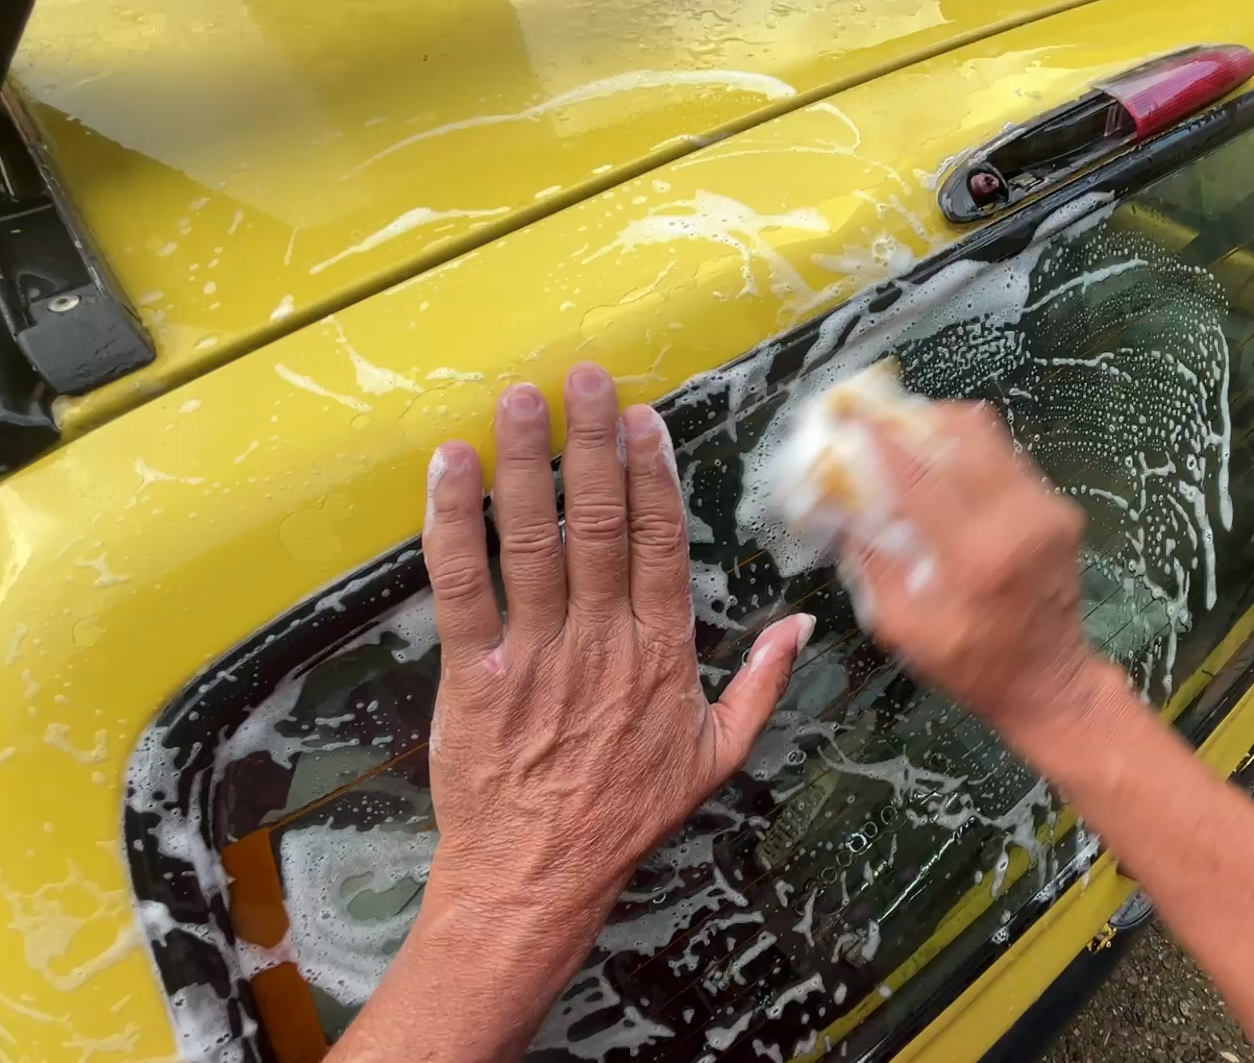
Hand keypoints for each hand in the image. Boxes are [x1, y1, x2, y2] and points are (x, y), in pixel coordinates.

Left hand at [419, 365, 813, 936]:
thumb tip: (803, 624)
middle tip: (586, 379)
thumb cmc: (631, 809)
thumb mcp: (721, 752)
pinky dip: (453, 524)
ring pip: (531, 541)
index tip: (645, 420)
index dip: (654, 476)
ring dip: (526, 465)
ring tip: (521, 401)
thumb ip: (764, 684)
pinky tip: (450, 468)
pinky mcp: (474, 673)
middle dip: (594, 444)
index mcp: (662, 652)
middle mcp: (602, 639)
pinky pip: (460, 588)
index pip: (661, 545)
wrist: (540, 873)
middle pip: (599, 524)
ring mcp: (536, 652)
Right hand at [837, 402, 1104, 737]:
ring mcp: (1046, 510)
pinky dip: (974, 455)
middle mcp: (1017, 519)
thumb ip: (871, 565)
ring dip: (948, 431)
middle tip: (888, 423)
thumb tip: (844, 514)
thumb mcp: (903, 629)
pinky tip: (952, 473)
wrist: (1051, 683)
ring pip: (993, 438)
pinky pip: (1010, 461)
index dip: (881, 438)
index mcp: (974, 555)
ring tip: (915, 441)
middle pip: (967, 433)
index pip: (919, 475)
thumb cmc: (973, 665)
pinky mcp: (1061, 511)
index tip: (852, 415)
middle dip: (919, 418)